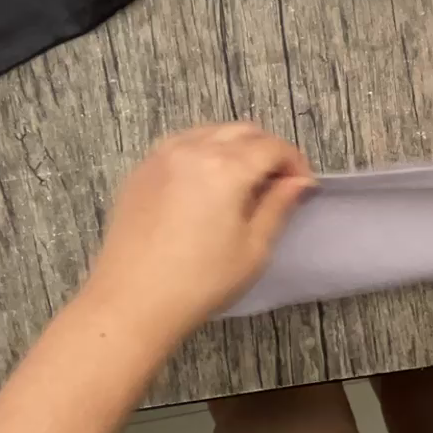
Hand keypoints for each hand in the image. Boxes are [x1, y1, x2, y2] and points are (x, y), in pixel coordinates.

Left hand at [84, 124, 314, 338]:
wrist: (131, 302)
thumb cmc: (199, 282)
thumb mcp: (252, 249)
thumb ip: (278, 206)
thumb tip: (298, 181)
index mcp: (226, 167)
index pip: (272, 147)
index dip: (295, 162)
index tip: (302, 185)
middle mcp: (193, 148)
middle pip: (243, 131)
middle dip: (267, 150)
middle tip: (278, 182)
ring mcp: (163, 154)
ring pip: (212, 131)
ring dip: (236, 146)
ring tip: (243, 180)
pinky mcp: (143, 167)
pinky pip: (183, 143)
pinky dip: (204, 150)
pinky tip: (207, 180)